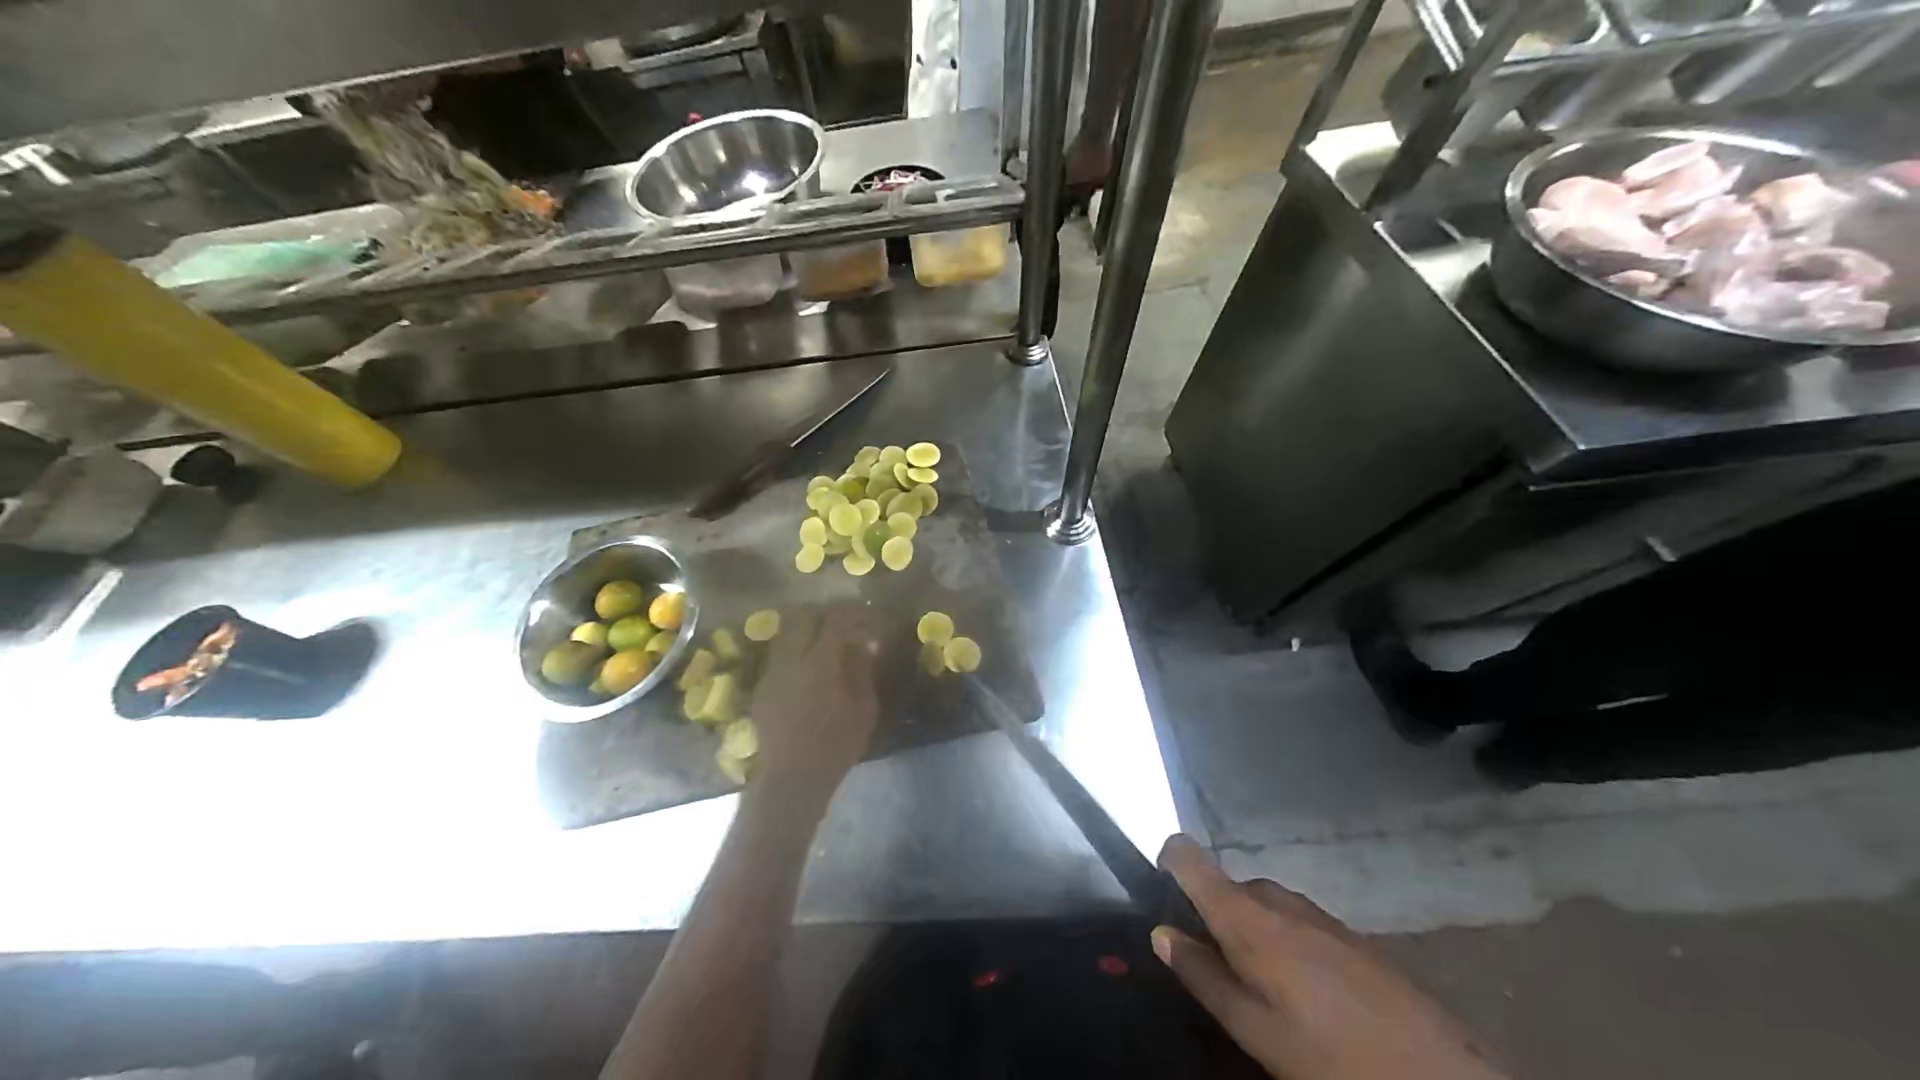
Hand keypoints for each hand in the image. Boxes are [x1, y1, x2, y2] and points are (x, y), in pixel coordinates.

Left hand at [751, 606, 879, 789]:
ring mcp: (773, 670)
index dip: (854, 612)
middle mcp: (792, 659)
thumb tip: (861, 642)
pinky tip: (810, 663)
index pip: (836, 619)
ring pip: (786, 630)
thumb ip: (861, 669)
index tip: (869, 616)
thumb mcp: (864, 709)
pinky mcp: (763, 685)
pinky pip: (780, 652)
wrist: (791, 779)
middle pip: (803, 614)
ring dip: (808, 625)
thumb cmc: (836, 746)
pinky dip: (796, 646)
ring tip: (827, 636)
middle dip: (827, 610)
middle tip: (846, 619)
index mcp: (821, 662)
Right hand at [1153, 836, 1504, 1079]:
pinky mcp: (1349, 933)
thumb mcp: (1252, 1028)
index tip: (1159, 884)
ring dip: (1251, 930)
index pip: (1191, 858)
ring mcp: (1318, 913)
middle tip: (1214, 967)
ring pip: (1264, 905)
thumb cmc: (1328, 1053)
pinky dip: (1284, 941)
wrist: (1439, 1075)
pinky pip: (1297, 921)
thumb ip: (1202, 975)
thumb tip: (1161, 934)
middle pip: (1228, 887)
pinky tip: (1303, 991)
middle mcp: (1278, 900)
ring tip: (1259, 985)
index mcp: (1247, 917)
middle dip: (1214, 916)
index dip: (1168, 859)